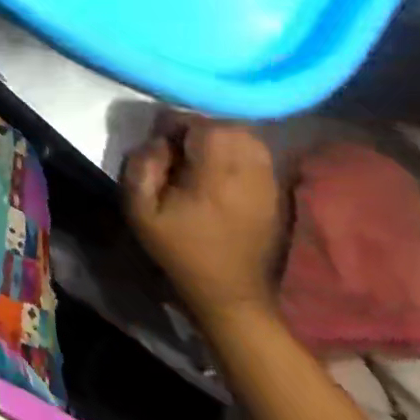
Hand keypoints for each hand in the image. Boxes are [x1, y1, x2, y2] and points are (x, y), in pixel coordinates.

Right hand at [123, 120, 283, 318]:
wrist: (232, 295)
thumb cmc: (181, 251)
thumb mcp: (142, 211)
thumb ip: (142, 165)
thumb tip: (158, 140)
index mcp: (216, 172)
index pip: (199, 123)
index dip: (175, 125)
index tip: (160, 143)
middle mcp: (249, 169)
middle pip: (227, 124)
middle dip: (199, 128)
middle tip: (179, 148)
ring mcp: (269, 180)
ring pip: (246, 135)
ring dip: (220, 136)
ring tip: (200, 156)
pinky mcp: (277, 190)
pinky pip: (258, 153)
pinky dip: (238, 150)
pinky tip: (221, 170)